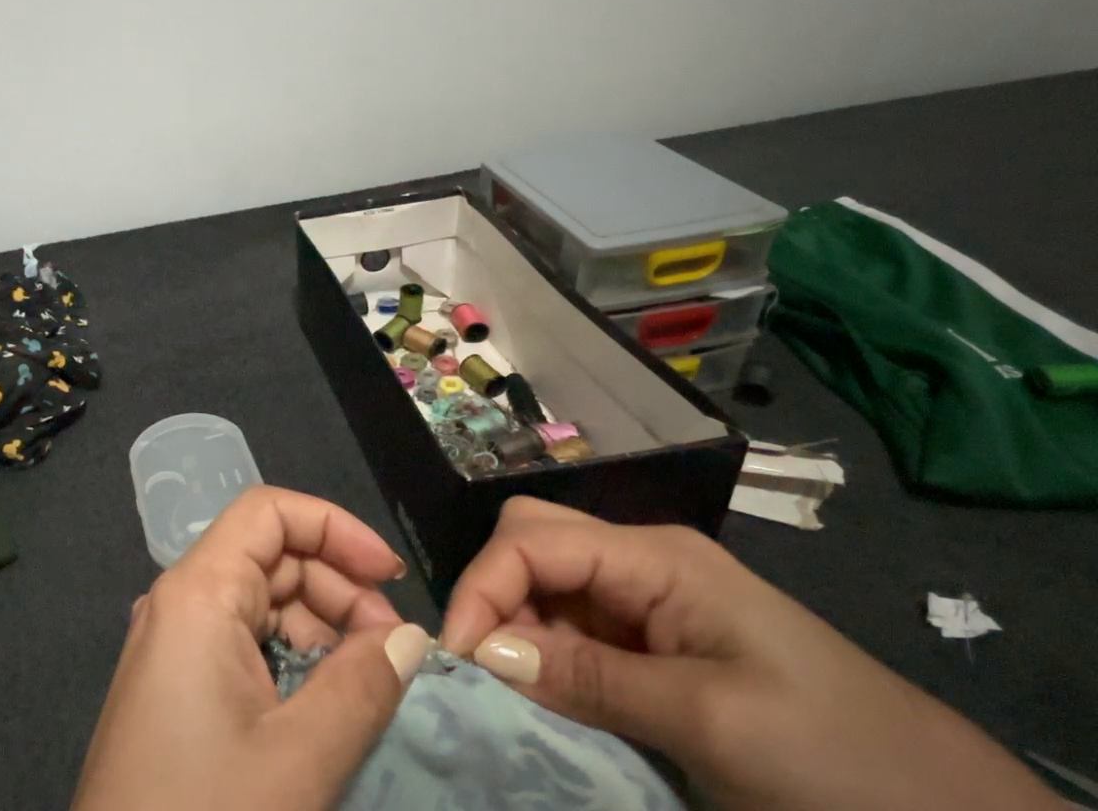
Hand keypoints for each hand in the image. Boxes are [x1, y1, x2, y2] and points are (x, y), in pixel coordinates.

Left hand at [73, 486, 433, 810]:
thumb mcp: (299, 757)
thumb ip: (362, 685)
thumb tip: (410, 636)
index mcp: (197, 593)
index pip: (268, 512)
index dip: (336, 528)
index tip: (393, 578)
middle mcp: (179, 604)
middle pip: (270, 557)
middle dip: (339, 587)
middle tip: (394, 650)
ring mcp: (174, 646)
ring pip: (261, 602)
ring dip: (322, 627)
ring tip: (369, 681)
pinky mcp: (176, 687)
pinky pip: (244, 645)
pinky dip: (293, 659)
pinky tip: (326, 703)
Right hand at [441, 497, 1059, 810]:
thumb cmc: (833, 753)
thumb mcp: (707, 718)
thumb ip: (588, 675)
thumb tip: (484, 650)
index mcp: (656, 556)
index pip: (530, 538)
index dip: (481, 587)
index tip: (458, 660)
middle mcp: (643, 562)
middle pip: (531, 545)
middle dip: (493, 598)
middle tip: (487, 673)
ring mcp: (650, 602)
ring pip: (545, 588)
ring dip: (516, 632)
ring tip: (517, 697)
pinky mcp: (655, 643)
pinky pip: (575, 632)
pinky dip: (547, 659)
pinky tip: (553, 698)